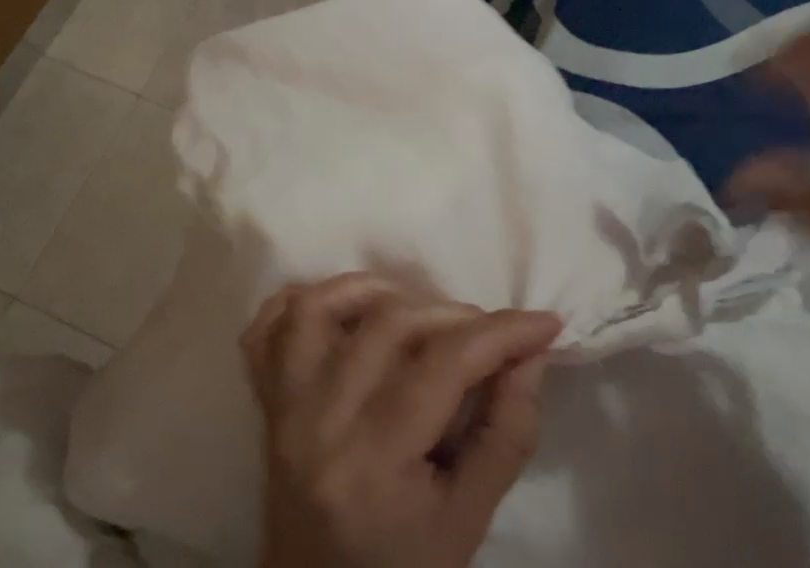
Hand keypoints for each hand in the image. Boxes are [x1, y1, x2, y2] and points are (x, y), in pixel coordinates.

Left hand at [241, 273, 561, 567]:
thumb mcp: (470, 517)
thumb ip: (508, 434)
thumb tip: (531, 352)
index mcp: (373, 462)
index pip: (441, 366)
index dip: (500, 333)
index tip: (544, 323)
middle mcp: (317, 423)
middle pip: (386, 326)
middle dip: (453, 314)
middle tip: (489, 336)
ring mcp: (282, 408)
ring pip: (318, 309)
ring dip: (375, 292)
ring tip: (419, 310)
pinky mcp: (265, 402)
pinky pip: (268, 327)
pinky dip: (306, 301)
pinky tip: (348, 310)